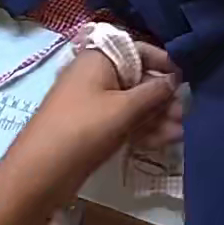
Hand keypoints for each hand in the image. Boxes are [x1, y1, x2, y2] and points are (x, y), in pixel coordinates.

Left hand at [0, 42, 182, 220]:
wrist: (37, 175)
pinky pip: (124, 120)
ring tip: (179, 132)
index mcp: (99, 58)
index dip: (163, 62)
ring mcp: (94, 102)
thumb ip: (154, 92)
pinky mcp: (93, 127)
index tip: (185, 79)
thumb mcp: (124, 109)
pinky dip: (143, 128)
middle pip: (138, 78)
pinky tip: (165, 141)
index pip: (139, 49)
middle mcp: (97, 75)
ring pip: (133, 102)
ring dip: (157, 116)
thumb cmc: (82, 130)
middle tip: (184, 114)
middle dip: (162, 96)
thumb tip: (175, 79)